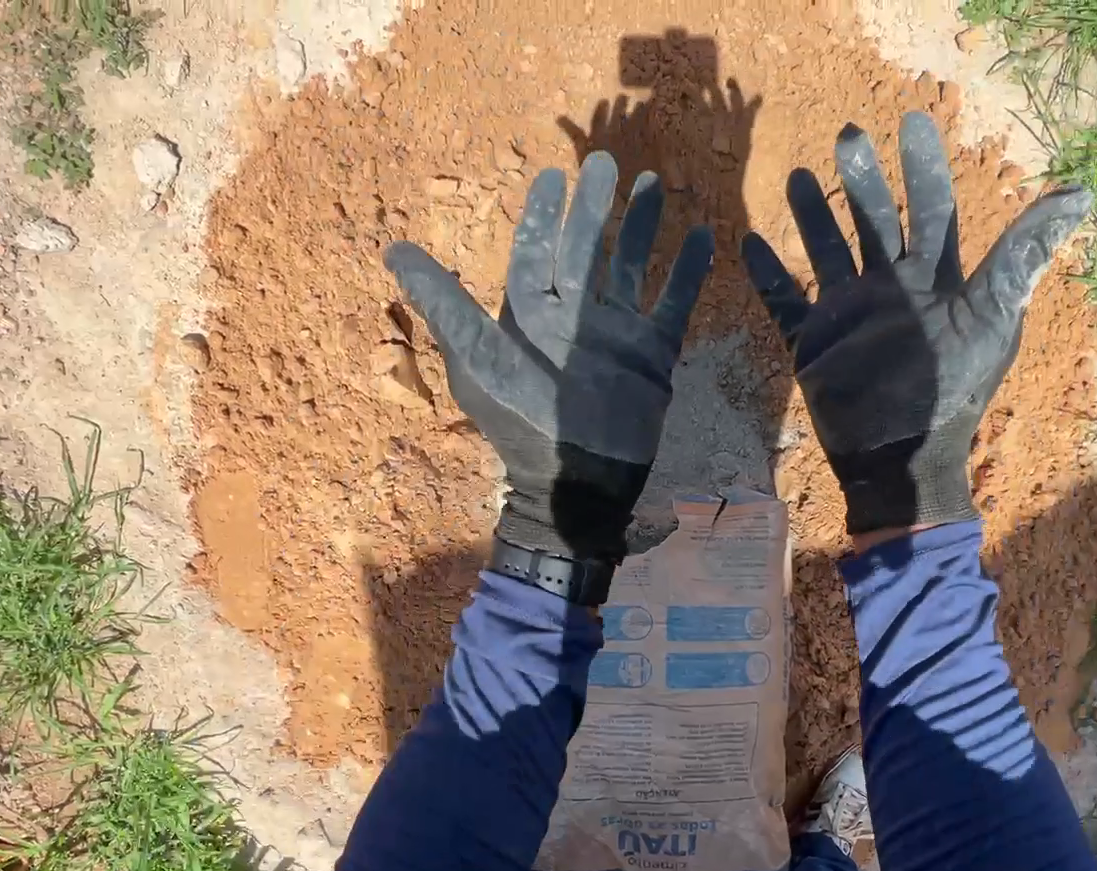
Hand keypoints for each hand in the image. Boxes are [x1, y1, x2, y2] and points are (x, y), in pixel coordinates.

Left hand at [386, 153, 713, 581]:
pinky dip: (688, 273)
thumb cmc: (525, 422)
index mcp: (532, 316)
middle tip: (605, 164)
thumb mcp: (479, 363)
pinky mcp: (653, 354)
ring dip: (642, 228)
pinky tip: (702, 238)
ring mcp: (617, 334)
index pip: (536, 252)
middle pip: (585, 250)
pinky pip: (674, 304)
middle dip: (594, 208)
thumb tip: (393, 250)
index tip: (553, 176)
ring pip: (631, 268)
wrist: (580, 481)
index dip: (542, 215)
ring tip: (656, 184)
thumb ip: (446, 308)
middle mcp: (575, 317)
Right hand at [742, 112, 1092, 534]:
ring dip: (811, 217)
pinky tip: (748, 244)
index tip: (912, 123)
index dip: (923, 167)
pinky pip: (784, 302)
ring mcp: (848, 316)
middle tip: (847, 135)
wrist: (901, 456)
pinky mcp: (813, 344)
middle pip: (873, 222)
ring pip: (826, 253)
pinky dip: (766, 276)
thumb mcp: (992, 319)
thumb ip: (1021, 258)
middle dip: (860, 180)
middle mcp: (889, 290)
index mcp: (933, 280)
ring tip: (794, 175)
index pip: (929, 210)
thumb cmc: (951, 391)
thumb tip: (1082, 193)